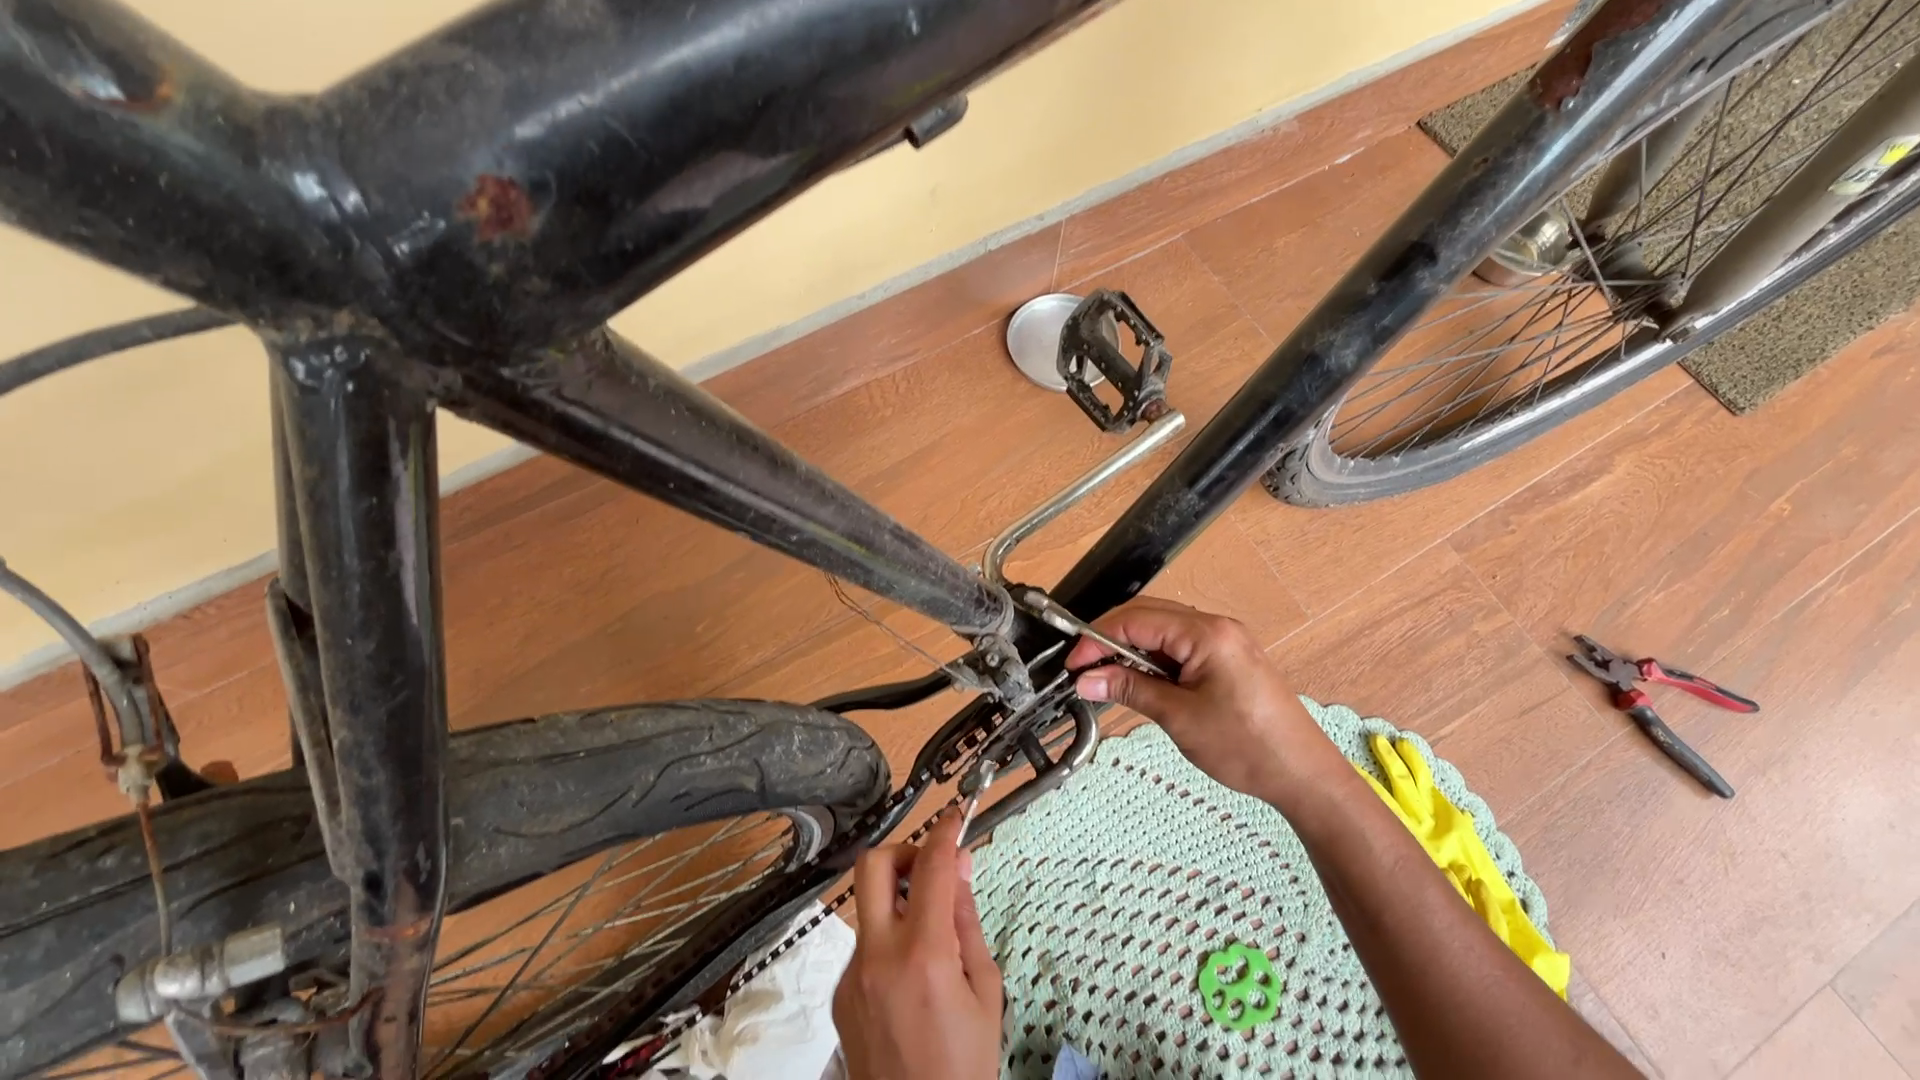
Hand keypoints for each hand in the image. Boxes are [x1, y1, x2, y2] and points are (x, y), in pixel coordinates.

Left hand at [833, 813, 1003, 1079]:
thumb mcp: (986, 992)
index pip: (930, 868)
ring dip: (897, 902)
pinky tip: (912, 977)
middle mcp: (877, 956)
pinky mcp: (840, 993)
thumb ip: (967, 922)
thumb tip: (960, 867)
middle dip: (903, 852)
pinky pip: (864, 946)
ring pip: (868, 907)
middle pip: (872, 866)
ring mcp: (851, 975)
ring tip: (931, 938)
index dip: (944, 832)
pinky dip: (889, 942)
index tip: (955, 818)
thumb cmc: (965, 1065)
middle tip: (930, 870)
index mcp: (924, 956)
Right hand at [1065, 597, 1345, 806]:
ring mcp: (1225, 642)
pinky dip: (1155, 662)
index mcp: (1207, 634)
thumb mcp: (1178, 717)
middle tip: (1084, 670)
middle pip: (1149, 617)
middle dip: (1111, 639)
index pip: (1136, 620)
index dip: (1098, 639)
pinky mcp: (1229, 660)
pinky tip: (1140, 683)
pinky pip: (1181, 648)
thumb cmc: (1247, 746)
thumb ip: (1129, 690)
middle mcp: (1217, 628)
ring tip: (1107, 679)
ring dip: (1132, 651)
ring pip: (1163, 633)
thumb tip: (1086, 680)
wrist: (1303, 774)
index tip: (1073, 665)